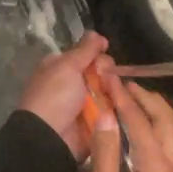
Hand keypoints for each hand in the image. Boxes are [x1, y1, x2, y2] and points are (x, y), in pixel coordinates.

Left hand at [17, 32, 109, 160]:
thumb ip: (85, 49)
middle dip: (107, 74)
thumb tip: (97, 34)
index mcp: (61, 68)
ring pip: (110, 90)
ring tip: (113, 95)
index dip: (98, 56)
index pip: (88, 55)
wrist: (51, 137)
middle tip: (104, 81)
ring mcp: (85, 103)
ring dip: (113, 91)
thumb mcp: (67, 66)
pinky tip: (121, 105)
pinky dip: (117, 107)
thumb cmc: (55, 96)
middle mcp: (73, 83)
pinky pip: (113, 109)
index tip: (101, 60)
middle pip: (102, 72)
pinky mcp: (96, 122)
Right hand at [85, 73, 172, 171]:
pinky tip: (148, 124)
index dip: (122, 96)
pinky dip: (163, 123)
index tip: (109, 77)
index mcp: (155, 163)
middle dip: (145, 96)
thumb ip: (105, 152)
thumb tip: (106, 116)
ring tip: (135, 97)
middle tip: (123, 84)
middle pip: (166, 117)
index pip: (139, 118)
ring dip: (157, 108)